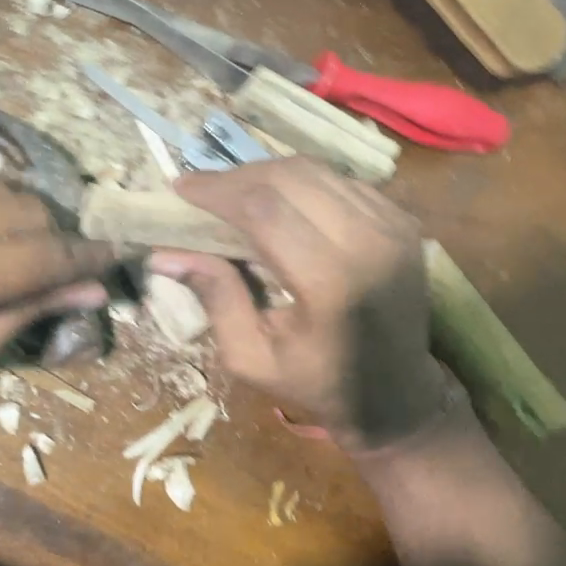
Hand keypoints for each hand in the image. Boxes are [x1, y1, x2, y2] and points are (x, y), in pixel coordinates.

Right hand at [150, 159, 450, 450]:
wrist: (396, 394)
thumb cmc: (314, 383)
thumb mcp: (250, 357)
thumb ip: (215, 299)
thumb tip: (164, 253)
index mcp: (331, 282)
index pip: (265, 209)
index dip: (217, 191)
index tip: (179, 189)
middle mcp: (369, 242)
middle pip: (290, 178)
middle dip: (236, 177)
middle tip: (199, 190)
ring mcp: (393, 226)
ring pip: (316, 171)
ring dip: (264, 174)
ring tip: (229, 193)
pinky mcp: (401, 220)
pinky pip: (339, 181)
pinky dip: (298, 183)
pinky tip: (272, 202)